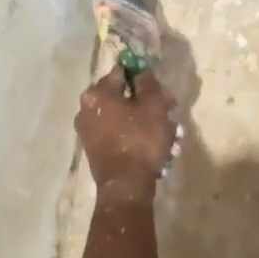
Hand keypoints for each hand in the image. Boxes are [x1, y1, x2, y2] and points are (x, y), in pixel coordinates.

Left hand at [75, 66, 180, 196]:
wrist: (126, 186)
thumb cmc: (140, 140)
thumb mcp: (153, 106)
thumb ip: (148, 83)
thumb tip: (142, 71)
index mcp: (97, 94)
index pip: (122, 72)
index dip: (144, 77)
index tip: (162, 88)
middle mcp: (87, 109)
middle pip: (124, 97)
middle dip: (150, 103)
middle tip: (172, 111)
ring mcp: (89, 132)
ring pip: (125, 118)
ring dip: (148, 122)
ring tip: (172, 136)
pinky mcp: (96, 150)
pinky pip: (120, 135)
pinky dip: (138, 137)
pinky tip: (159, 148)